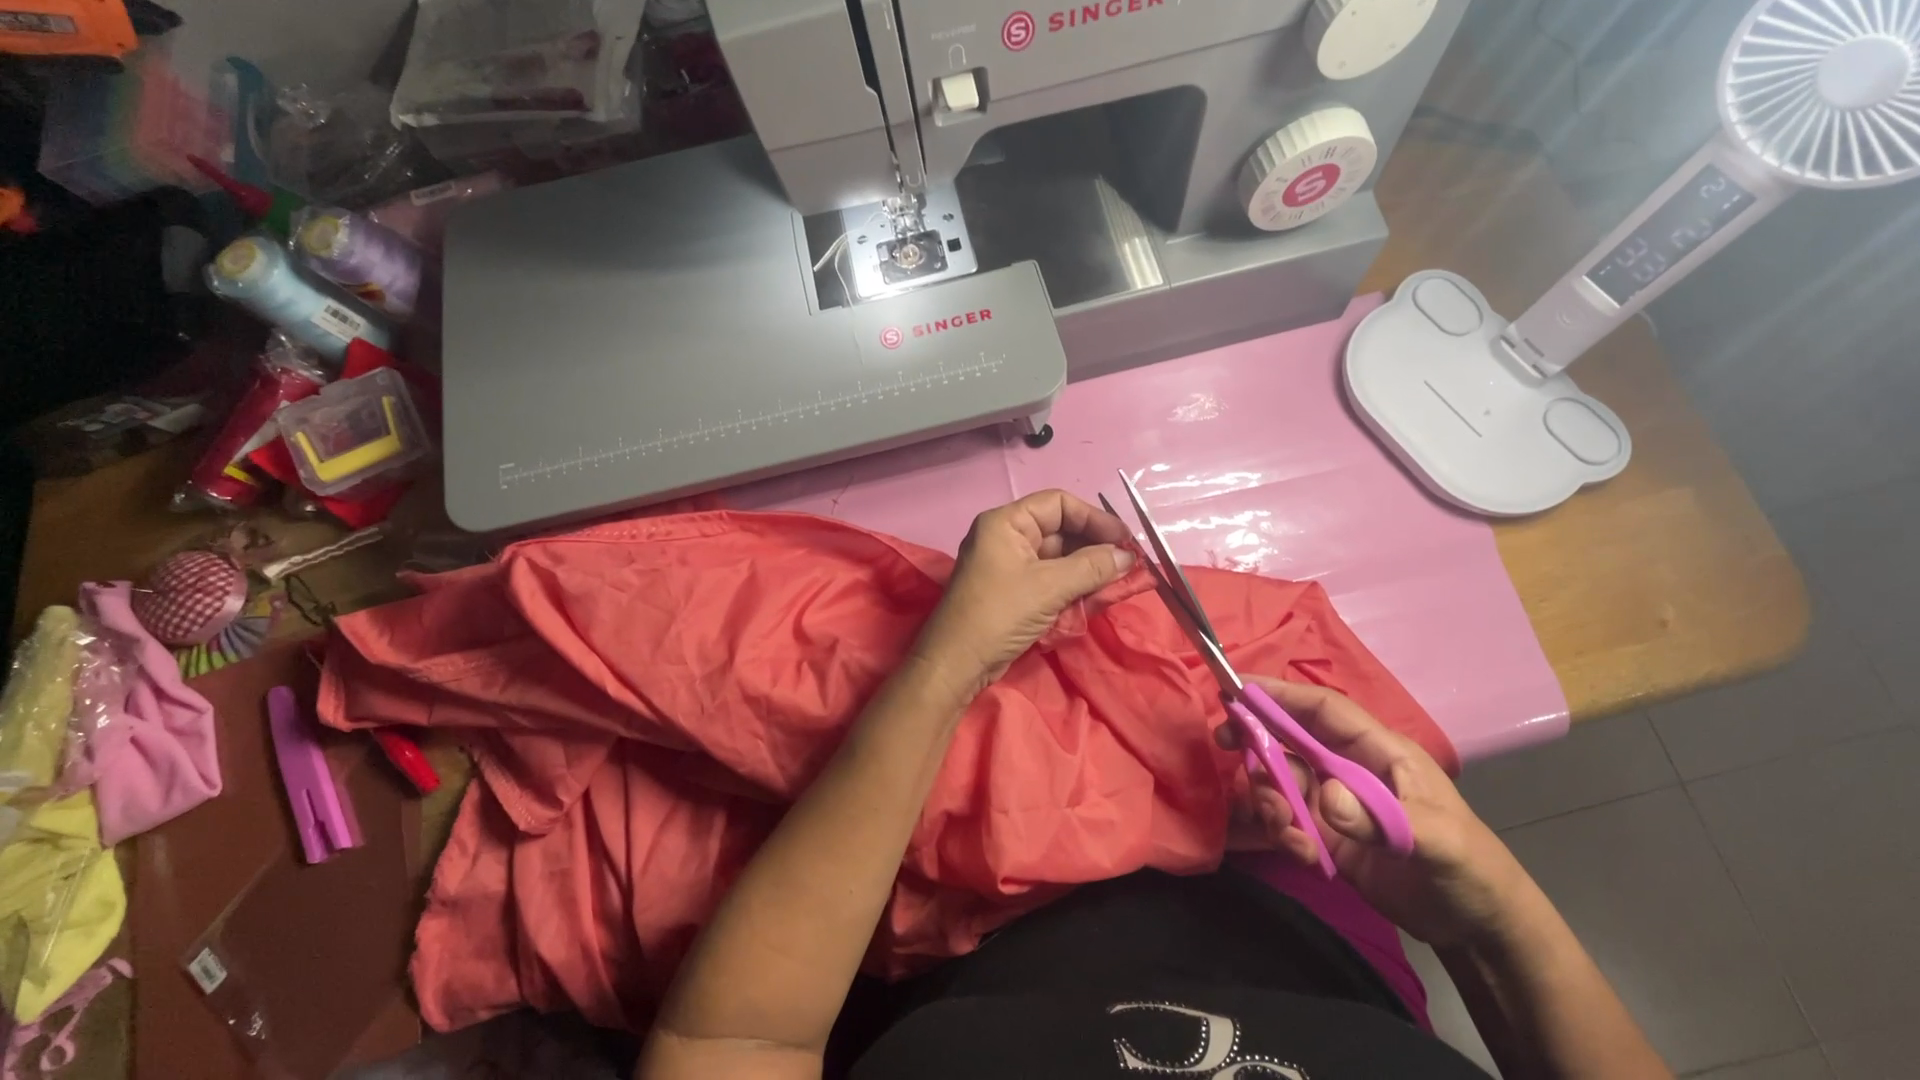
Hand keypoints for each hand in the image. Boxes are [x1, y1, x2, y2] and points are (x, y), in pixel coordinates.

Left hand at [913, 491, 1135, 694]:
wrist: (958, 663)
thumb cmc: (999, 614)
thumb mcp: (1049, 586)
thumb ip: (1092, 567)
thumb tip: (1128, 556)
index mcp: (1006, 523)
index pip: (1058, 504)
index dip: (1094, 518)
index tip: (1124, 539)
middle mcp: (1008, 538)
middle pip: (1062, 531)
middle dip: (1097, 546)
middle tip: (1129, 563)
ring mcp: (1011, 566)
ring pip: (1061, 558)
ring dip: (1091, 568)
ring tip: (1123, 580)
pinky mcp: (1016, 592)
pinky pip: (1053, 580)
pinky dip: (1077, 585)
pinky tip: (1102, 593)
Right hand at [1224, 677, 1534, 948]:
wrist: (1477, 928)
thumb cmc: (1470, 868)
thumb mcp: (1436, 841)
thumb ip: (1380, 817)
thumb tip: (1326, 796)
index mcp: (1379, 752)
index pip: (1323, 710)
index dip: (1282, 694)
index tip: (1238, 689)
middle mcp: (1349, 768)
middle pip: (1289, 740)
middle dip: (1256, 741)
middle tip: (1226, 745)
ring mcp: (1335, 803)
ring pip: (1280, 782)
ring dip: (1271, 803)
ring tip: (1289, 835)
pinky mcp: (1325, 835)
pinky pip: (1286, 821)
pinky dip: (1283, 835)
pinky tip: (1305, 857)